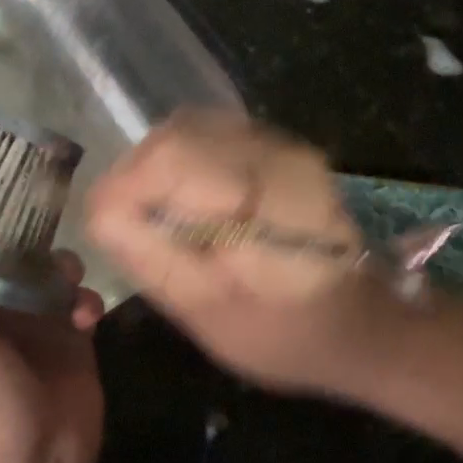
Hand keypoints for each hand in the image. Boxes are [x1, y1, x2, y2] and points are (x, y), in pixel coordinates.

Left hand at [0, 223, 106, 462]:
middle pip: (12, 245)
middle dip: (31, 231)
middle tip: (52, 213)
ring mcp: (35, 315)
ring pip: (51, 266)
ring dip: (63, 266)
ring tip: (65, 285)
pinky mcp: (72, 334)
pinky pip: (82, 298)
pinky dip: (87, 299)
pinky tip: (87, 321)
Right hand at [86, 109, 384, 395]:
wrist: (363, 327)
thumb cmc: (283, 334)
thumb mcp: (204, 310)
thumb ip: (148, 255)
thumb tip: (99, 210)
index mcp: (260, 197)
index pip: (165, 159)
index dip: (124, 188)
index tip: (109, 224)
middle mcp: (274, 155)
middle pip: (174, 136)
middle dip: (137, 176)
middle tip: (131, 223)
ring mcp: (282, 146)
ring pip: (189, 128)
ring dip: (158, 167)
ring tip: (157, 213)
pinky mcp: (282, 148)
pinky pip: (211, 135)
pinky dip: (184, 163)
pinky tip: (189, 201)